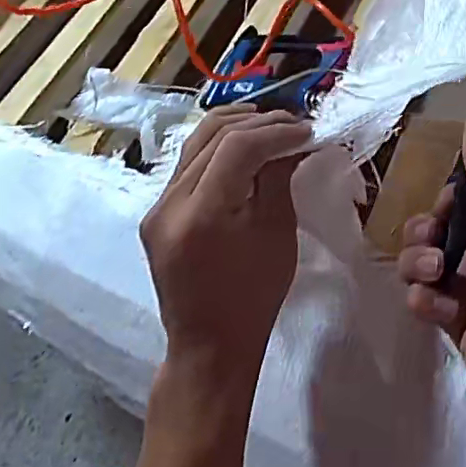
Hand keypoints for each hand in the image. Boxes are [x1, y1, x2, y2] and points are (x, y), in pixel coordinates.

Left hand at [141, 105, 311, 367]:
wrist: (210, 345)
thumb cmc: (254, 295)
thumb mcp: (277, 231)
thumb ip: (279, 176)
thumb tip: (293, 139)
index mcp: (200, 215)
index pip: (238, 146)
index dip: (276, 131)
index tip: (308, 130)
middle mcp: (169, 204)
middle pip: (214, 135)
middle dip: (260, 122)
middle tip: (295, 123)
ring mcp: (157, 206)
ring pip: (197, 140)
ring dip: (239, 125)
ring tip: (273, 124)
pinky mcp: (158, 211)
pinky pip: (190, 161)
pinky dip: (221, 144)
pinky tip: (247, 143)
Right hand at [396, 114, 465, 455]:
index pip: (464, 196)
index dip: (447, 198)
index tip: (447, 206)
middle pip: (437, 227)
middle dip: (425, 230)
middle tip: (436, 246)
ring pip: (425, 261)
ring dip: (419, 262)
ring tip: (436, 275)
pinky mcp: (457, 325)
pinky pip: (425, 300)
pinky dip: (424, 301)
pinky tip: (439, 311)